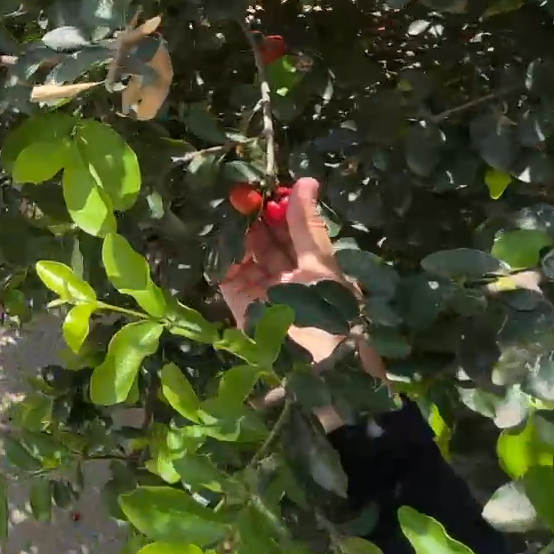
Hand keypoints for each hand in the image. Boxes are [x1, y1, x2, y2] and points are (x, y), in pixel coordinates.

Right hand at [219, 177, 384, 377]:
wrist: (318, 373)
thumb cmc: (332, 317)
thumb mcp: (322, 266)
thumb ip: (307, 226)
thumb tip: (306, 181)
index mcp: (312, 266)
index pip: (291, 229)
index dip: (281, 206)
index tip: (270, 184)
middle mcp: (285, 275)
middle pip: (265, 237)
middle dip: (255, 213)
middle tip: (243, 189)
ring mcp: (260, 287)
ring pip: (244, 249)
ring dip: (238, 227)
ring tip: (230, 203)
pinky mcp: (237, 301)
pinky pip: (226, 270)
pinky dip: (223, 249)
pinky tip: (221, 227)